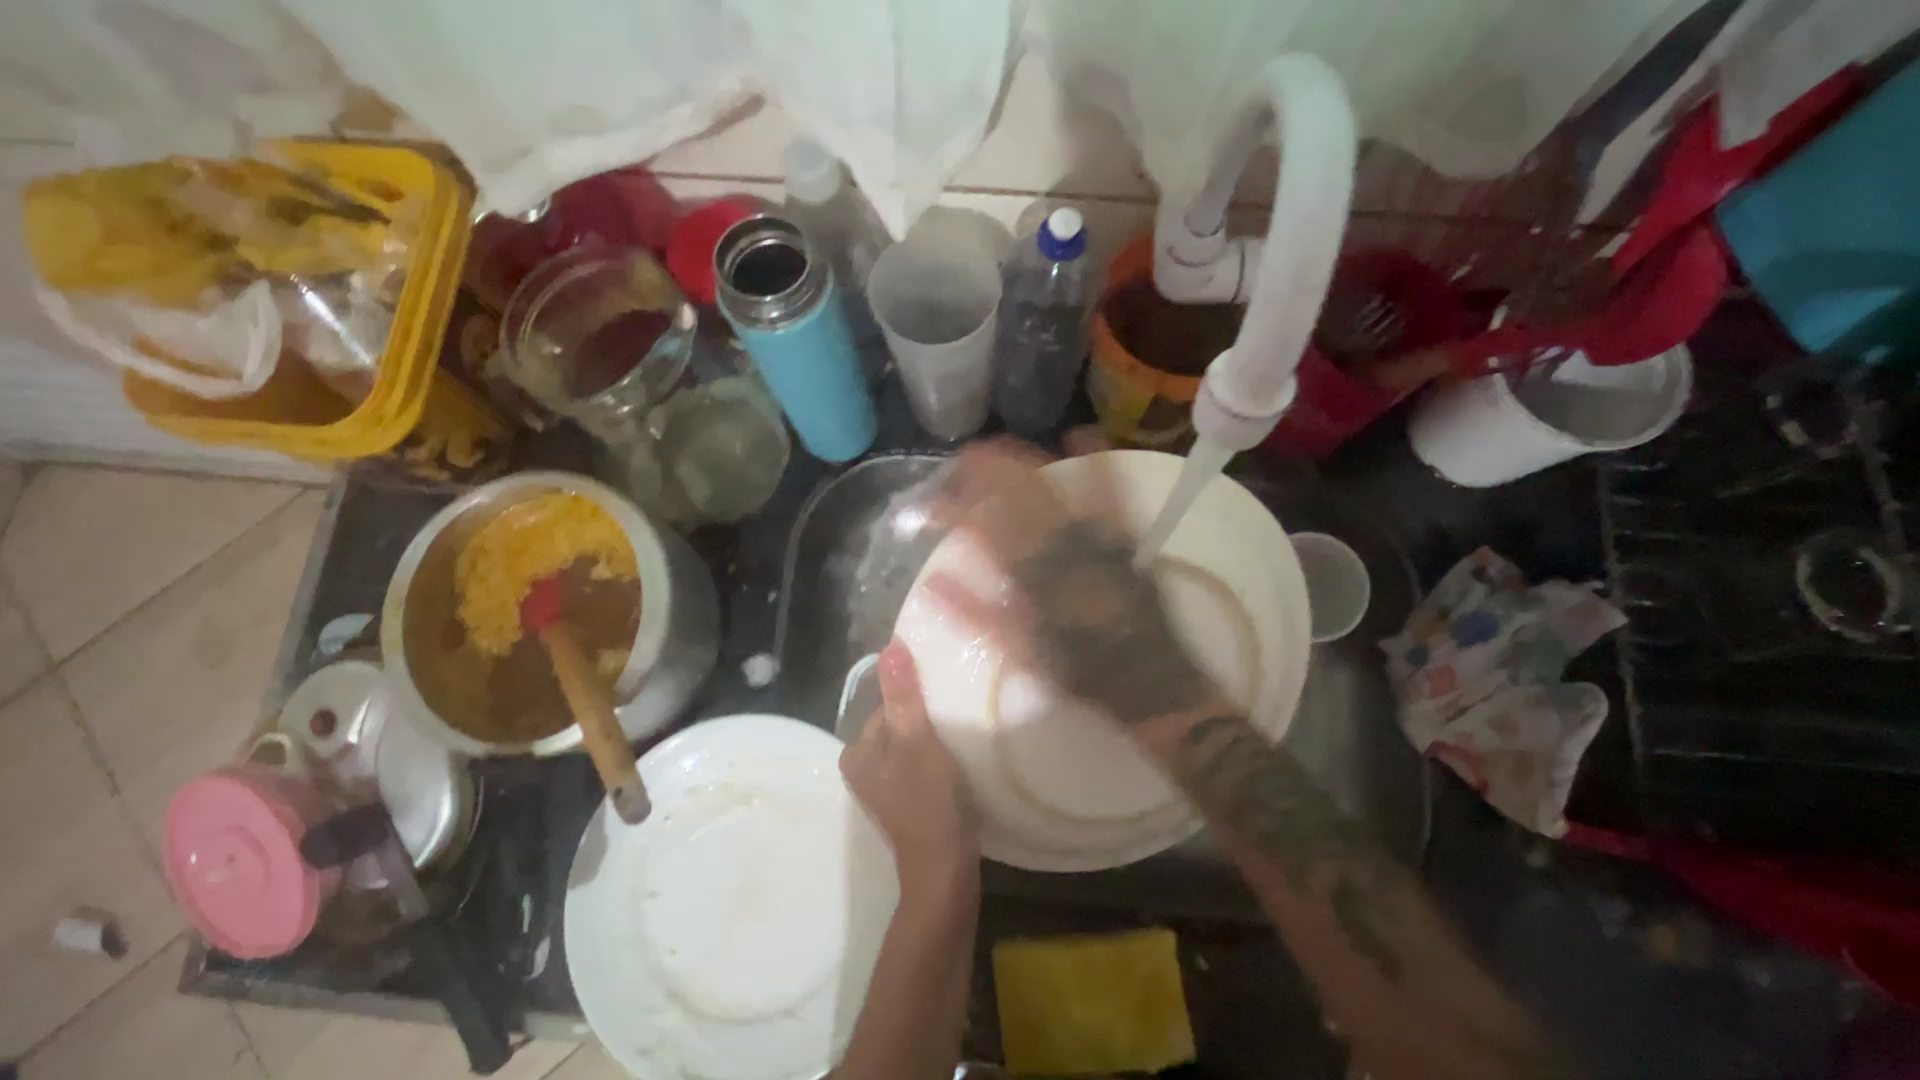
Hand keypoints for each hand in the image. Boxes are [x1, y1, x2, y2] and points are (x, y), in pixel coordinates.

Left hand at [840, 643, 978, 896]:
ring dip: (938, 738)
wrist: (946, 868)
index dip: (920, 700)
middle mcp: (864, 767)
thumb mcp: (917, 742)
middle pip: (901, 724)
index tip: (950, 699)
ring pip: (914, 744)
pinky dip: (941, 759)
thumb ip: (904, 696)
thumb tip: (891, 647)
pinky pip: (923, 764)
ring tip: (966, 736)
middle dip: (929, 718)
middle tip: (962, 717)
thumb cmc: (928, 802)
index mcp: (857, 751)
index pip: (889, 705)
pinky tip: (962, 761)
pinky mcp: (908, 801)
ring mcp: (886, 787)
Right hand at [925, 439, 1214, 727]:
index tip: (931, 501)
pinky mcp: (1127, 538)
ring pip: (1056, 487)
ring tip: (1001, 448)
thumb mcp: (1023, 652)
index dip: (953, 508)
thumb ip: (976, 615)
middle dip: (984, 474)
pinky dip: (1097, 462)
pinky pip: (1114, 491)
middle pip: (1015, 496)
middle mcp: (1064, 548)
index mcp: (1034, 576)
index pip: (983, 529)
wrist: (1153, 684)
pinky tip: (1082, 433)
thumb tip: (932, 582)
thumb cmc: (1083, 674)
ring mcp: (1099, 537)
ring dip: (1024, 462)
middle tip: (963, 463)